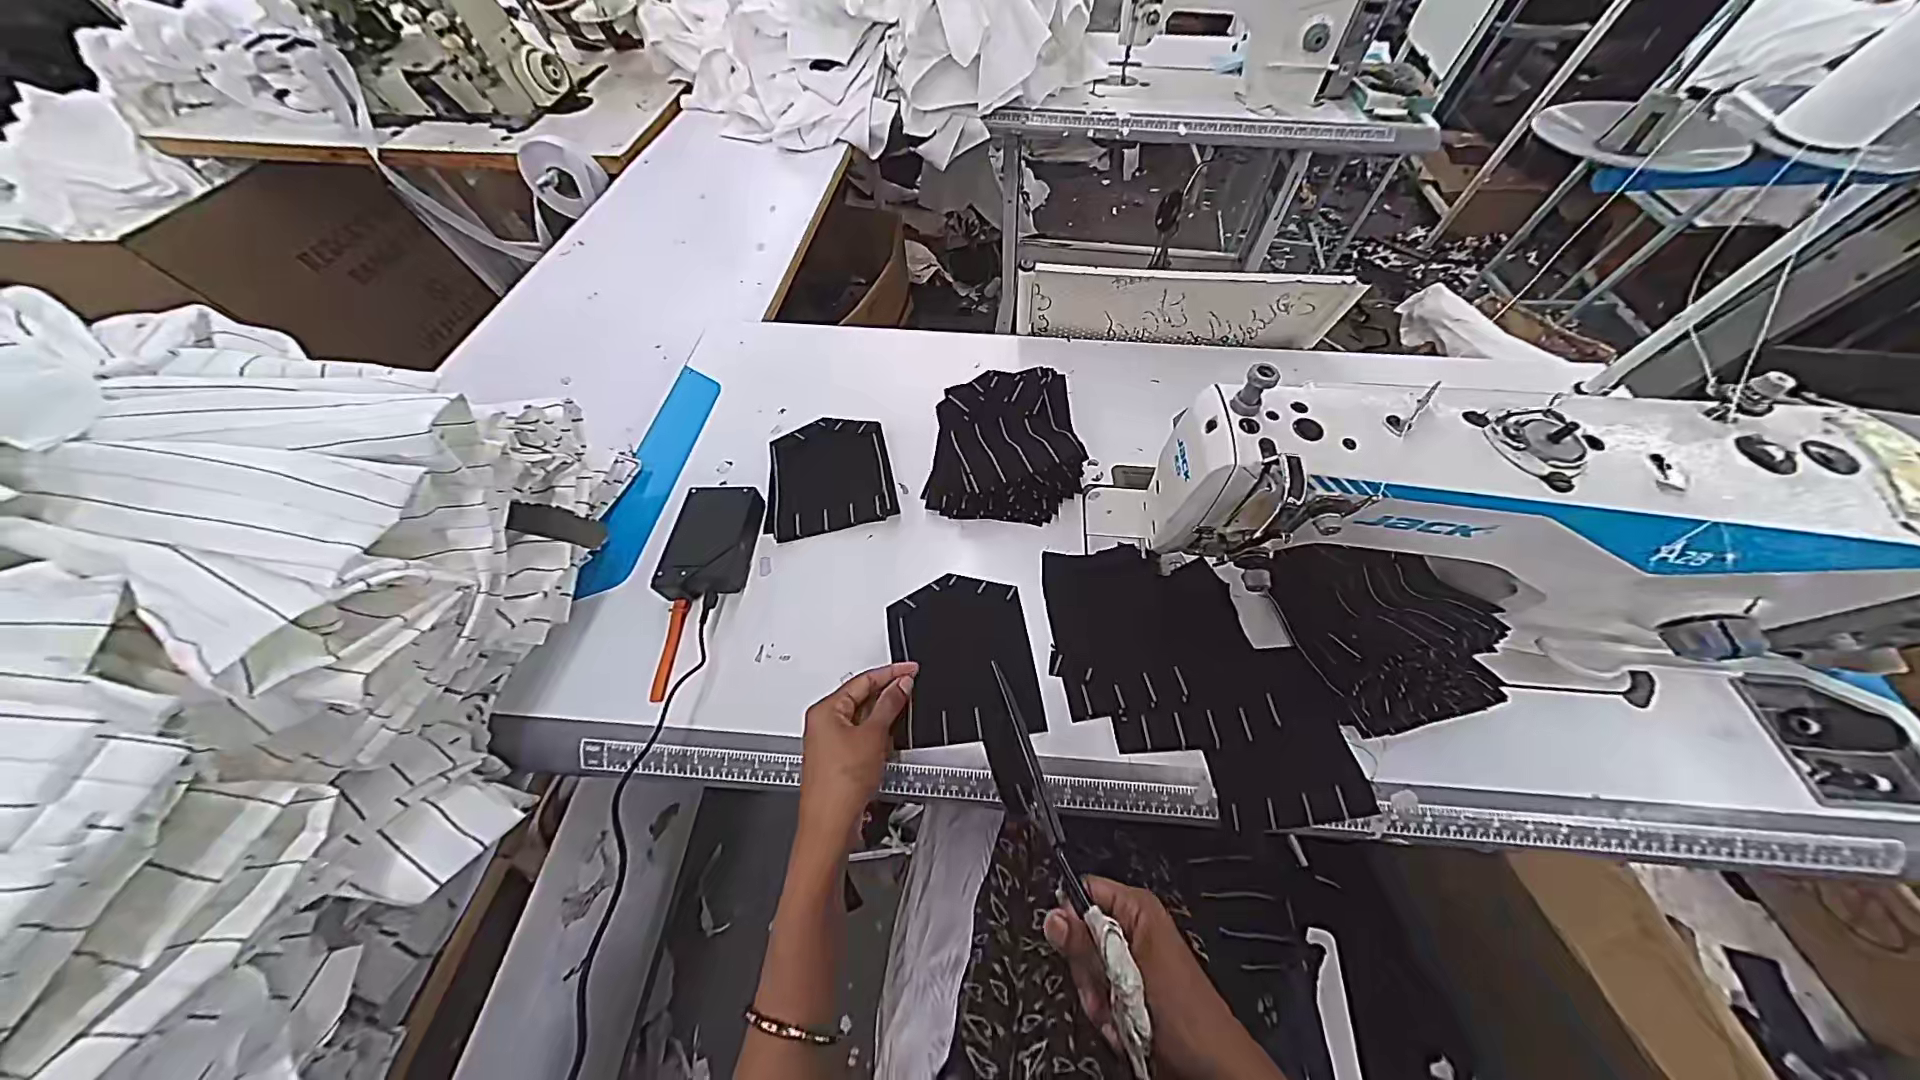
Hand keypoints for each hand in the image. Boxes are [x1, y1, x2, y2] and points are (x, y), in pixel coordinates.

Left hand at [796, 663, 916, 842]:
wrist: (831, 825)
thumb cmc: (839, 785)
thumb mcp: (873, 735)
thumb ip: (889, 705)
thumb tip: (900, 685)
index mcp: (825, 710)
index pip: (862, 680)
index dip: (889, 673)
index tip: (909, 669)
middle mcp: (824, 723)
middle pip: (861, 698)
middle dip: (887, 697)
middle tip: (910, 690)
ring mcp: (830, 742)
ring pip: (863, 719)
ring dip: (883, 720)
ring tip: (900, 723)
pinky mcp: (839, 759)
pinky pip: (862, 738)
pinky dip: (878, 738)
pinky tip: (888, 746)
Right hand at [1046, 876, 1283, 1079]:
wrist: (1213, 1070)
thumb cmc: (1190, 1020)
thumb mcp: (1128, 975)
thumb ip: (1088, 944)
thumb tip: (1054, 918)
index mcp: (1137, 908)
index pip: (1082, 891)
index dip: (1070, 918)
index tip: (1073, 945)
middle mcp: (1134, 931)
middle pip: (1080, 934)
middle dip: (1087, 971)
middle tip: (1107, 990)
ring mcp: (1131, 963)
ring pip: (1087, 970)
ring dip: (1097, 998)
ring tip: (1122, 1013)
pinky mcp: (1130, 992)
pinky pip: (1099, 995)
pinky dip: (1106, 1014)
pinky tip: (1124, 1026)